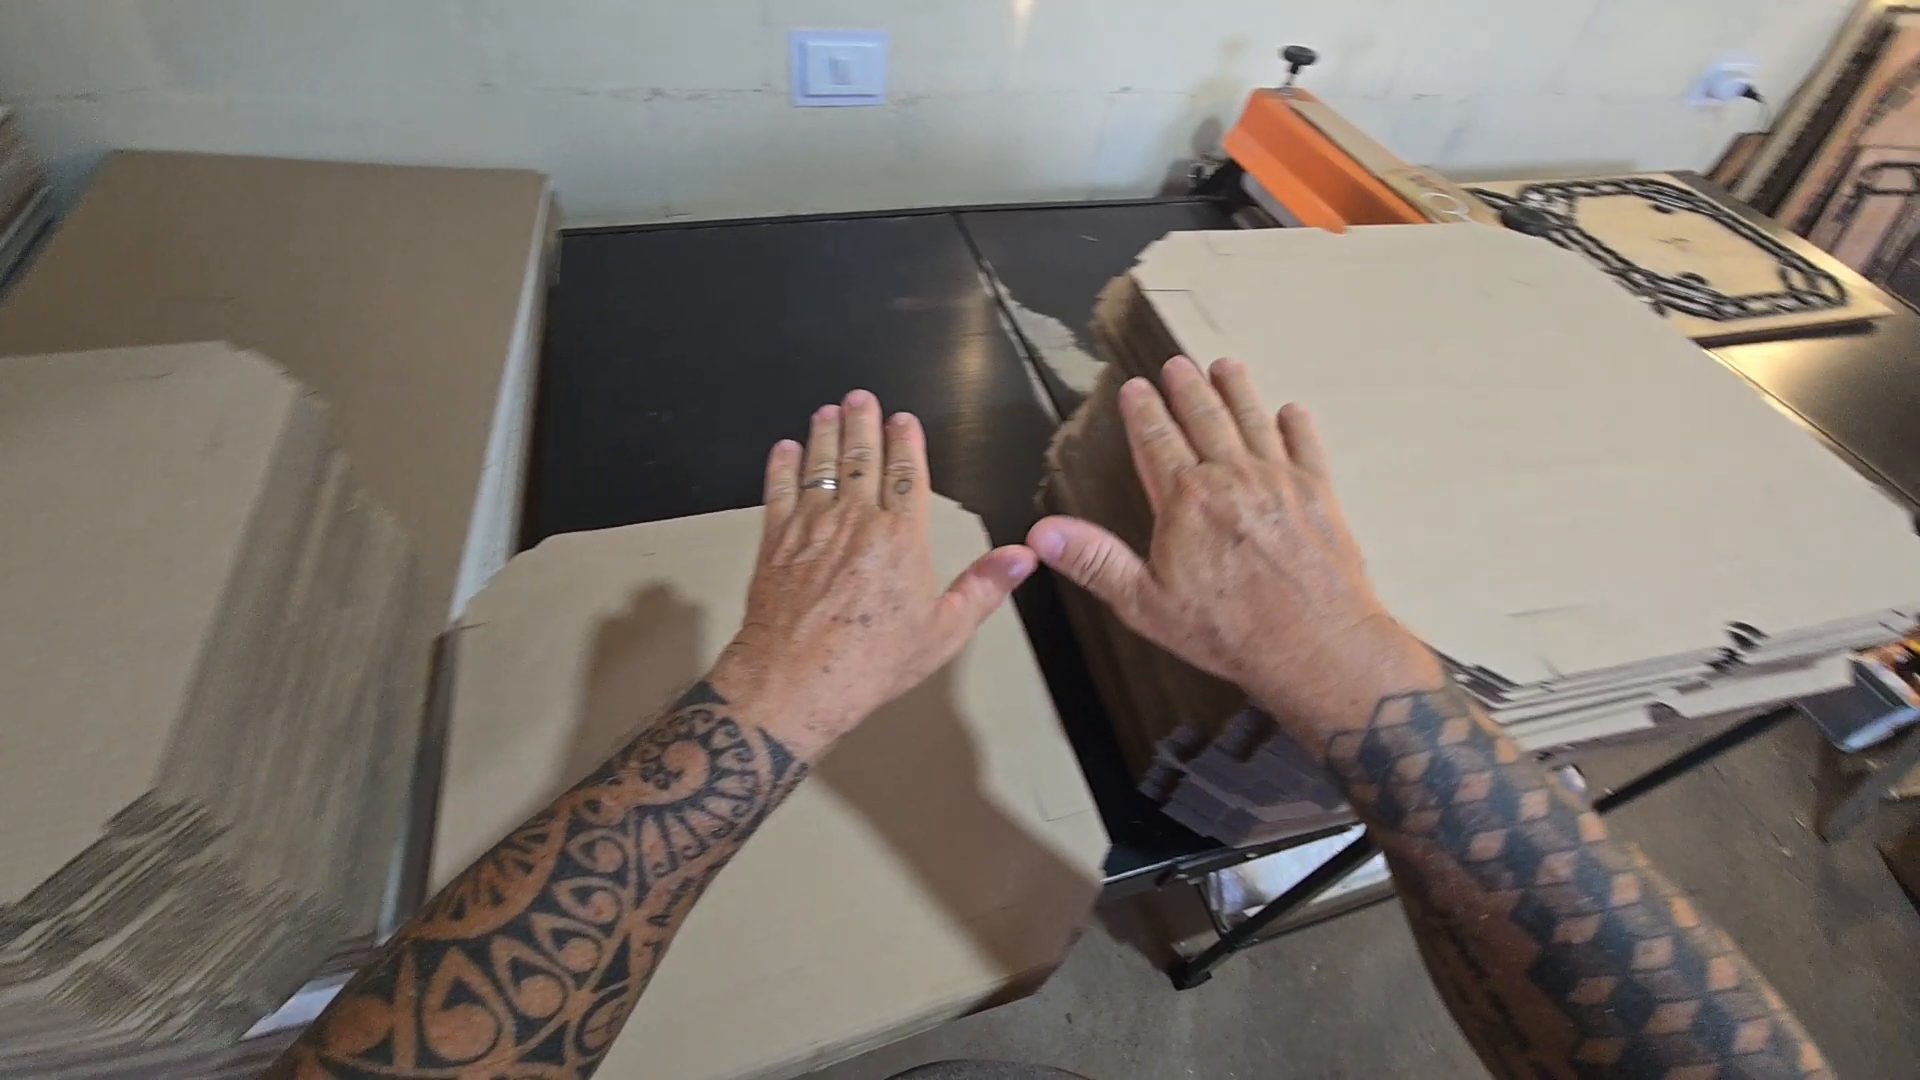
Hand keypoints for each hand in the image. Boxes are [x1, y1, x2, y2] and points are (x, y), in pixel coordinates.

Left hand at [711, 390, 1037, 754]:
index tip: (902, 418)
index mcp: (901, 538)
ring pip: (821, 466)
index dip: (905, 442)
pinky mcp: (775, 541)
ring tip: (828, 411)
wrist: (796, 682)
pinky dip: (782, 467)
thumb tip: (1026, 555)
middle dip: (863, 423)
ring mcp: (812, 527)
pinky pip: (779, 492)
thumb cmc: (875, 661)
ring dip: (825, 434)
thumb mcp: (943, 633)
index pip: (906, 475)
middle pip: (862, 459)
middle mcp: (857, 520)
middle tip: (860, 396)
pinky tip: (785, 450)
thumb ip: (983, 588)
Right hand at [1029, 356, 1435, 737]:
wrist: (1316, 646)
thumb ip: (1094, 560)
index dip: (1143, 411)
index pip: (1156, 440)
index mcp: (1186, 500)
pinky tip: (1290, 411)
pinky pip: (1307, 446)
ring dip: (1237, 390)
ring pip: (1252, 420)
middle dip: (1187, 388)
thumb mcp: (1145, 602)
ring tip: (1226, 366)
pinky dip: (1297, 425)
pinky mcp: (1319, 495)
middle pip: (1204, 419)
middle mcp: (1232, 478)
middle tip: (1178, 364)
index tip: (1135, 387)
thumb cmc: (1227, 629)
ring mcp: (1279, 482)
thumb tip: (1042, 534)